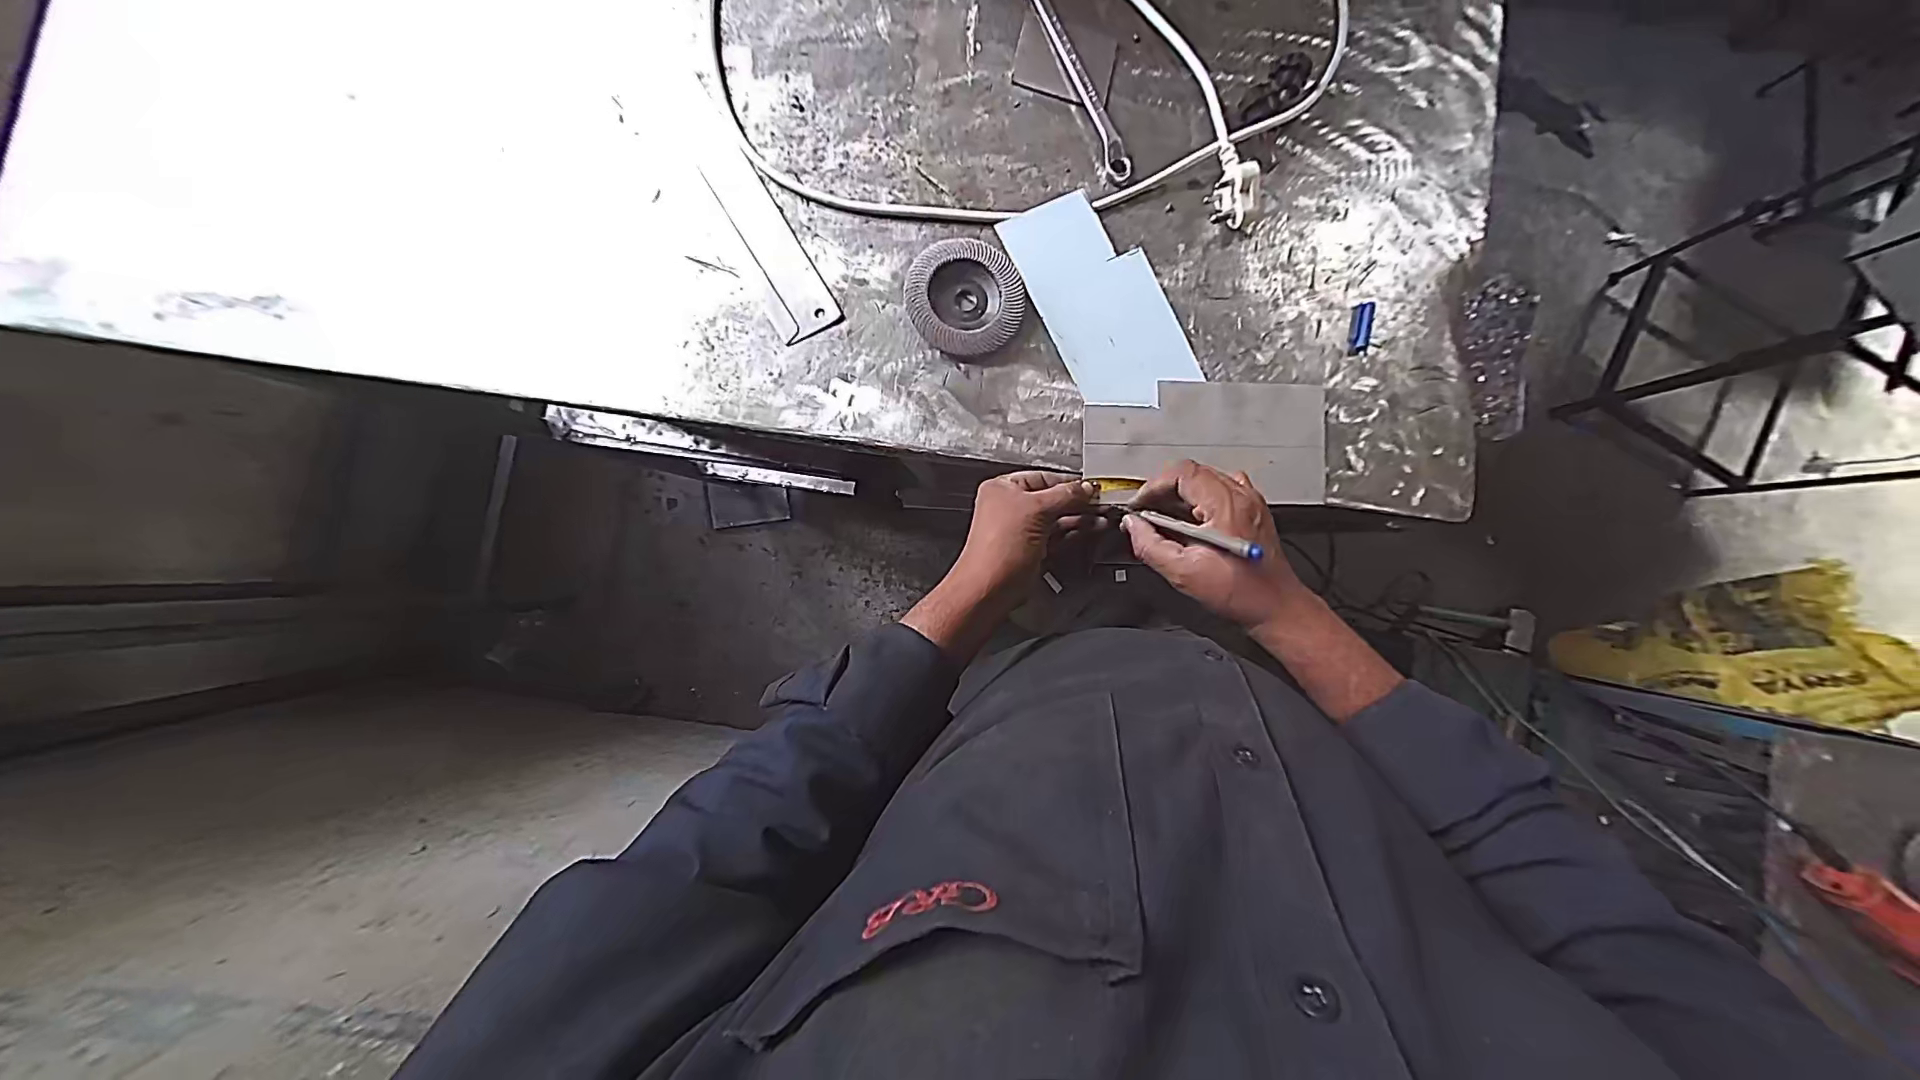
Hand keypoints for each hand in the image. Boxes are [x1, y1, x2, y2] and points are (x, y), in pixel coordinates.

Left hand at [950, 471, 1100, 602]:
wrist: (991, 588)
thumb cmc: (998, 549)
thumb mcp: (1037, 509)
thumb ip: (1065, 495)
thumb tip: (1085, 488)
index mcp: (1002, 488)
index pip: (1043, 477)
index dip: (1068, 482)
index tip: (1091, 486)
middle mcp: (1010, 508)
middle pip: (1052, 498)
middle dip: (1078, 501)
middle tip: (1101, 500)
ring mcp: (1022, 530)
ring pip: (1057, 518)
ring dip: (1081, 516)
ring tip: (1101, 514)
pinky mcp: (1032, 550)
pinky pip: (1058, 536)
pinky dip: (1075, 532)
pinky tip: (1091, 528)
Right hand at [1122, 460, 1309, 631]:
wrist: (1275, 606)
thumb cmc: (1242, 593)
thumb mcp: (1184, 572)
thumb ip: (1150, 545)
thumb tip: (1133, 526)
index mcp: (1227, 505)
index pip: (1182, 473)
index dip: (1153, 486)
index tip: (1139, 506)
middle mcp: (1241, 497)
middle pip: (1192, 473)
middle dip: (1162, 491)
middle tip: (1146, 513)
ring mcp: (1249, 502)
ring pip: (1204, 480)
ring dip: (1179, 496)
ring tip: (1165, 519)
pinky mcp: (1251, 511)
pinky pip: (1219, 491)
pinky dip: (1198, 501)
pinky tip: (1190, 523)